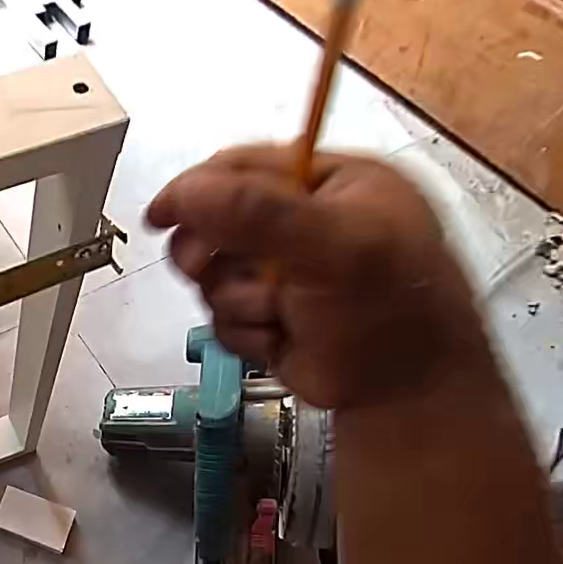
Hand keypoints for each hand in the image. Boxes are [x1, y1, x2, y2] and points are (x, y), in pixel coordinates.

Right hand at [147, 145, 489, 409]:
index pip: (245, 169)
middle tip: (203, 269)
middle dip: (212, 253)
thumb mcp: (334, 250)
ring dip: (237, 301)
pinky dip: (243, 332)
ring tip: (277, 314)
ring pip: (214, 276)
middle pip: (217, 224)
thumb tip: (187, 192)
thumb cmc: (389, 314)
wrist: (401, 394)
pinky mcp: (265, 315)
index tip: (161, 213)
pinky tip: (276, 339)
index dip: (197, 188)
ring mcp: (279, 273)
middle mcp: (299, 224)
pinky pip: (221, 317)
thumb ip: (260, 215)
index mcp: (329, 184)